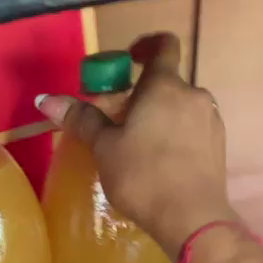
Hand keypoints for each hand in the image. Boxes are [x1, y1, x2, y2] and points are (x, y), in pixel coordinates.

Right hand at [35, 32, 239, 256]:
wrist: (190, 217)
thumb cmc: (142, 176)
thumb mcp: (105, 149)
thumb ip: (82, 120)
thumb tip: (45, 99)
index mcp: (163, 86)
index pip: (163, 45)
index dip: (145, 45)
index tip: (129, 59)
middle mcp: (193, 94)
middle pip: (167, 84)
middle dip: (144, 97)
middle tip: (120, 123)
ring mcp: (210, 119)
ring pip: (180, 109)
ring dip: (160, 119)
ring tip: (140, 150)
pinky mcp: (218, 146)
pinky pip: (192, 132)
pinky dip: (176, 139)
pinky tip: (161, 167)